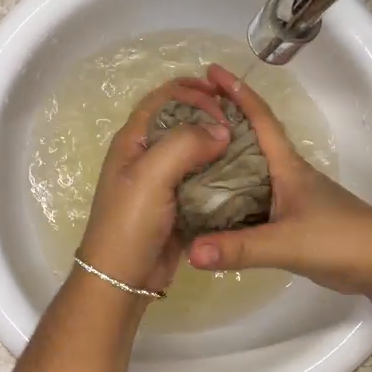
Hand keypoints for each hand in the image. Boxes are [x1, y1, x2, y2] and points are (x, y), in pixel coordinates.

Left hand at [77, 77, 230, 293]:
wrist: (122, 279)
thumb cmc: (129, 223)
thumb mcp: (150, 175)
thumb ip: (185, 144)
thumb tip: (222, 130)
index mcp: (133, 140)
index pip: (164, 98)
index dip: (193, 92)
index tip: (224, 103)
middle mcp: (148, 156)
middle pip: (183, 122)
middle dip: (212, 116)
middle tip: (243, 122)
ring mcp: (164, 182)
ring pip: (196, 153)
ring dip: (220, 147)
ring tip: (249, 146)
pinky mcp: (180, 206)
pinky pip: (204, 182)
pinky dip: (223, 176)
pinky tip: (244, 176)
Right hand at [188, 63, 371, 295]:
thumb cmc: (339, 240)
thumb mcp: (286, 243)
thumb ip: (239, 248)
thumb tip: (191, 251)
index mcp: (288, 168)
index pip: (261, 120)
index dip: (238, 93)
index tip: (211, 70)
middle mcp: (287, 176)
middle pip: (250, 140)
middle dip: (223, 122)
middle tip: (188, 112)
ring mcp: (291, 198)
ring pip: (250, 171)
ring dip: (224, 160)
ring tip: (189, 156)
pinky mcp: (292, 221)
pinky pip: (252, 199)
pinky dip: (231, 195)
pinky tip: (212, 205)